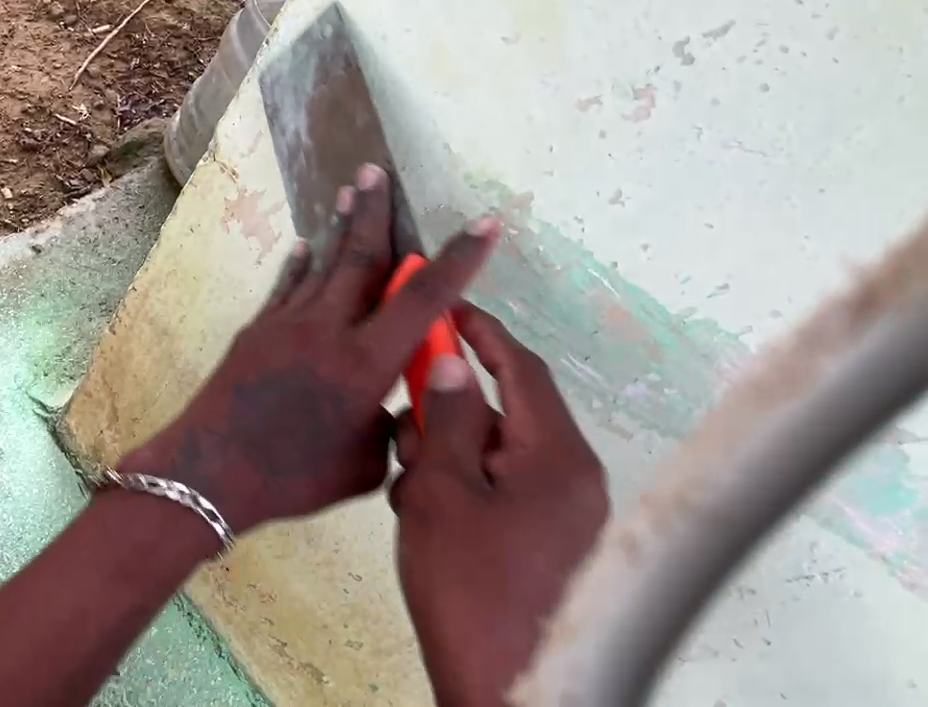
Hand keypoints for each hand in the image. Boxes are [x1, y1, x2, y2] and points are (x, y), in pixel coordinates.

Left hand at [120, 164, 499, 532]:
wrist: (211, 469)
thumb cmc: (295, 477)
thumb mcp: (367, 461)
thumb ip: (391, 422)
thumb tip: (395, 398)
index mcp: (366, 363)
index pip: (423, 299)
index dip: (458, 259)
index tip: (484, 223)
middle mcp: (326, 330)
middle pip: (359, 259)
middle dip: (373, 212)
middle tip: (377, 170)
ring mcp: (285, 324)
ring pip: (320, 265)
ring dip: (337, 227)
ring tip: (349, 190)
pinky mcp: (255, 330)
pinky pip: (285, 288)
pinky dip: (298, 266)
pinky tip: (303, 246)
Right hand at [389, 305, 608, 706]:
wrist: (504, 684)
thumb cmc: (469, 579)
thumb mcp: (442, 488)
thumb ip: (448, 418)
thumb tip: (454, 363)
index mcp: (556, 457)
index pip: (520, 368)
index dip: (479, 330)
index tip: (440, 303)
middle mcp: (569, 477)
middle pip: (500, 410)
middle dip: (445, 408)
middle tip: (403, 429)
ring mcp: (557, 510)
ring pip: (488, 449)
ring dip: (442, 452)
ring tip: (408, 485)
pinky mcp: (539, 536)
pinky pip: (492, 484)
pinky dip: (454, 483)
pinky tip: (420, 511)